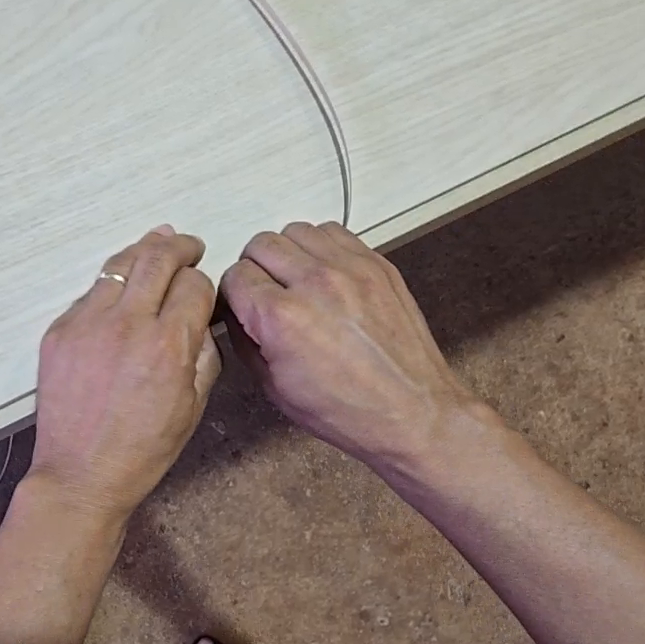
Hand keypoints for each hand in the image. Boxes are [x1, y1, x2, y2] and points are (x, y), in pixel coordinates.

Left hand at [27, 226, 221, 519]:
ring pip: (120, 265)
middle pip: (158, 258)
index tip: (202, 290)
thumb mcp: (193, 407)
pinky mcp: (59, 332)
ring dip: (144, 251)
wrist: (81, 474)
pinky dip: (113, 285)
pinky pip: (91, 293)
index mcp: (168, 345)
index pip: (194, 285)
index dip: (203, 283)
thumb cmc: (143, 450)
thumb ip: (203, 354)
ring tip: (158, 245)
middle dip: (180, 247)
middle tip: (189, 246)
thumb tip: (200, 320)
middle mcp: (127, 324)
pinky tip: (122, 291)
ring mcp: (87, 324)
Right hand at [220, 221, 485, 475]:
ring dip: (287, 253)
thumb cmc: (348, 410)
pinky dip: (320, 248)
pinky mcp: (376, 264)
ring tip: (295, 282)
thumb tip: (235, 313)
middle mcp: (315, 284)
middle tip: (265, 293)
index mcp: (282, 318)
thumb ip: (245, 340)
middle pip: (260, 245)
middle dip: (255, 270)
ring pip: (295, 231)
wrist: (410, 412)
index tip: (243, 306)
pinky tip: (322, 274)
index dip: (234, 295)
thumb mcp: (274, 387)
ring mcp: (349, 269)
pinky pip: (333, 232)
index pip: (234, 276)